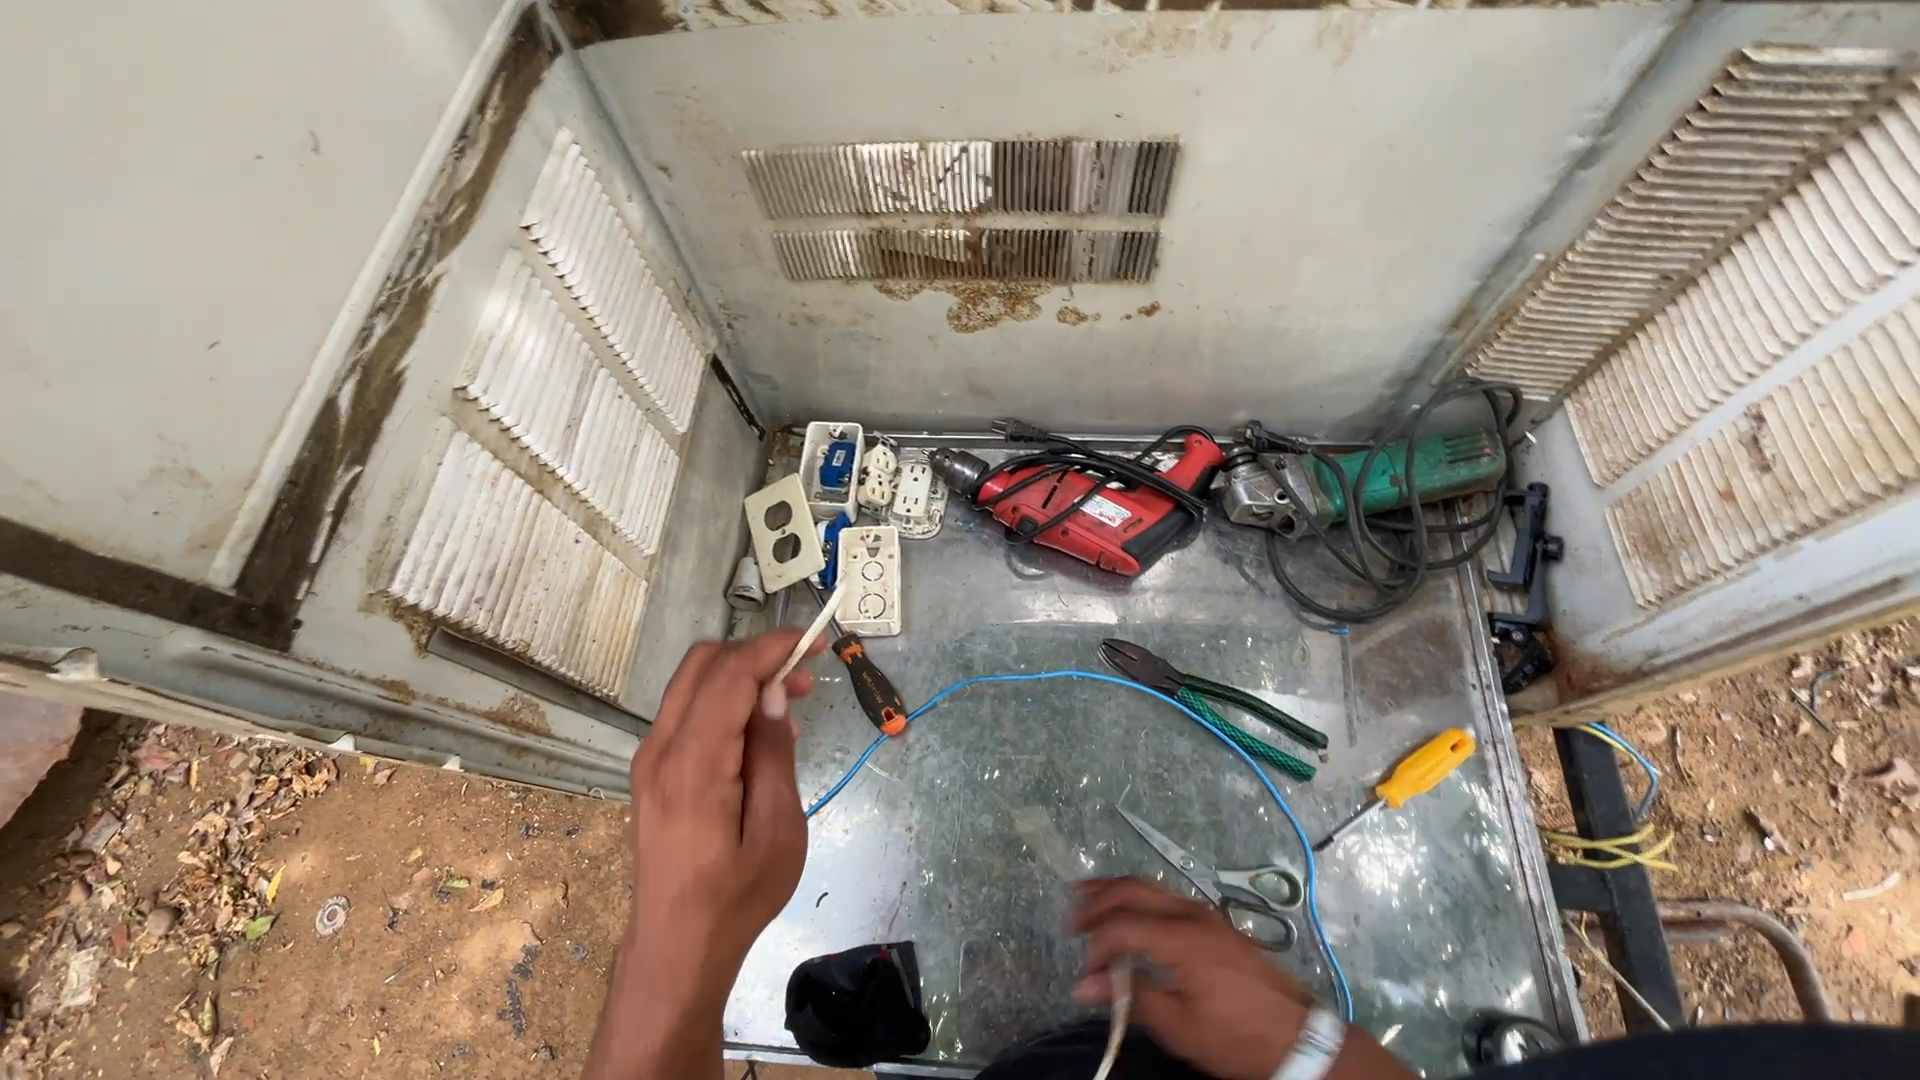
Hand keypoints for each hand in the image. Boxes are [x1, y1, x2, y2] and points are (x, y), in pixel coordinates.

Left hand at [587, 630, 821, 1079]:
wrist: (677, 948)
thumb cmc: (738, 895)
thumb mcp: (778, 829)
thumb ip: (774, 753)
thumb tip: (775, 691)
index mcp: (693, 764)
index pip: (729, 675)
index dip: (773, 647)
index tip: (816, 642)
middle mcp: (659, 749)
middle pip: (703, 664)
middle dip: (757, 654)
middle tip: (805, 676)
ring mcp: (649, 759)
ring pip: (693, 683)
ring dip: (742, 676)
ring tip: (791, 703)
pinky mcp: (651, 772)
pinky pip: (687, 711)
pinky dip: (725, 701)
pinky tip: (760, 734)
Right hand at [1072, 877, 1312, 1079]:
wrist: (1298, 1036)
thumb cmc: (1236, 1036)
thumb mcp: (1180, 1027)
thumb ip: (1130, 998)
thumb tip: (1083, 986)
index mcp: (1181, 938)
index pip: (1122, 926)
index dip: (1096, 946)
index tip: (1086, 974)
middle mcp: (1190, 913)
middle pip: (1132, 889)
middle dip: (1096, 900)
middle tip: (1071, 919)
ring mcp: (1203, 912)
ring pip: (1148, 886)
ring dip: (1114, 892)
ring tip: (1085, 900)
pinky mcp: (1212, 920)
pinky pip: (1163, 896)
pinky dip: (1137, 898)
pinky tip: (1126, 912)